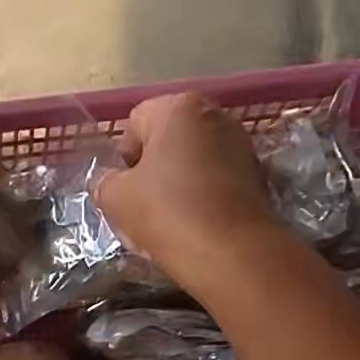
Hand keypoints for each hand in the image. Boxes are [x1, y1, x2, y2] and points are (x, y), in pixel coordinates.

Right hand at [94, 93, 282, 285]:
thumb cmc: (167, 214)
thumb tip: (107, 182)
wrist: (229, 252)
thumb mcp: (116, 199)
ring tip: (168, 223)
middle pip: (167, 141)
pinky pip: (214, 183)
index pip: (135, 123)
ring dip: (176, 186)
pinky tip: (193, 228)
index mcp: (179, 108)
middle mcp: (215, 114)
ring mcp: (240, 144)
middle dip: (151, 171)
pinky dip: (201, 199)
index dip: (122, 158)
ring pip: (192, 163)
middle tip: (141, 209)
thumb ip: (104, 183)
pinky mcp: (256, 176)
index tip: (123, 191)